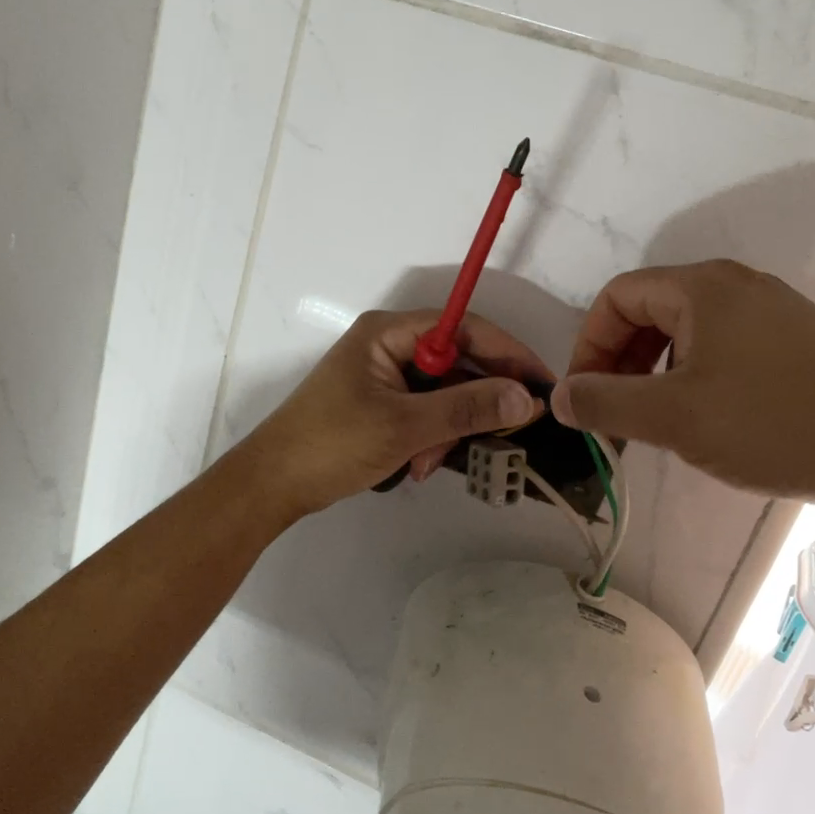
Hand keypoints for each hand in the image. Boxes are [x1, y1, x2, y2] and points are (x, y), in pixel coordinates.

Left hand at [231, 309, 550, 519]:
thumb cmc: (332, 444)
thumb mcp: (405, 427)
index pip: (464, 328)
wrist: (272, 485)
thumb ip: (466, 409)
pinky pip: (424, 412)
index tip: (542, 383)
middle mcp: (388, 345)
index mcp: (388, 332)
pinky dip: (429, 438)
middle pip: (456, 362)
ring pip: (443, 393)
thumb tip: (528, 398)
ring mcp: (383, 376)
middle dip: (470, 405)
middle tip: (499, 436)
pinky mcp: (380, 404)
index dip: (507, 352)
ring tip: (428, 464)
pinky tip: (418, 466)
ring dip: (447, 430)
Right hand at [550, 260, 814, 510]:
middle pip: (652, 310)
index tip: (585, 398)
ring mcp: (776, 310)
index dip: (588, 345)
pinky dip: (699, 377)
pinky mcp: (803, 341)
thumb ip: (606, 403)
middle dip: (621, 362)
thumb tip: (559, 396)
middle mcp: (737, 285)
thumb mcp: (674, 418)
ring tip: (661, 423)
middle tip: (616, 416)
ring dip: (657, 373)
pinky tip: (713, 422)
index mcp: (702, 287)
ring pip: (690, 332)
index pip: (618, 297)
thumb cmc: (773, 423)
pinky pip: (728, 347)